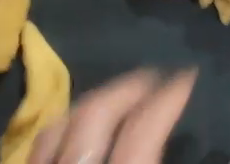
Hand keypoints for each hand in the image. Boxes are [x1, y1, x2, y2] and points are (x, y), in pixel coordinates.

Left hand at [31, 68, 197, 163]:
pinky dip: (63, 127)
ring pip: (62, 122)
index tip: (189, 74)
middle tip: (159, 74)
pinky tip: (78, 126)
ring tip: (122, 92)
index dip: (168, 97)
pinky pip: (39, 147)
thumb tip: (190, 141)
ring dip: (95, 100)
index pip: (142, 130)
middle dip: (131, 85)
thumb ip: (161, 156)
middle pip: (96, 113)